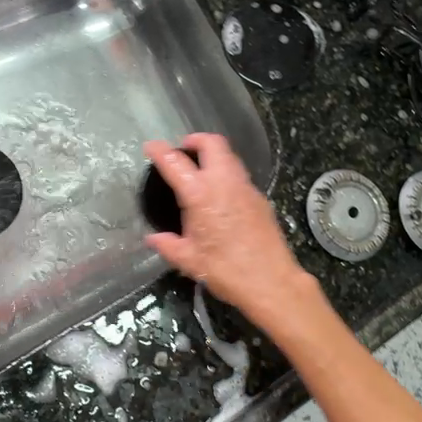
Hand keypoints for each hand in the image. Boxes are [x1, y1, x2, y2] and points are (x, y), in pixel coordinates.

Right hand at [143, 134, 316, 328]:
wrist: (270, 280)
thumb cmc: (225, 270)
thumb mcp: (189, 260)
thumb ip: (168, 245)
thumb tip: (153, 239)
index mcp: (200, 194)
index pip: (175, 162)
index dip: (159, 150)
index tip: (151, 146)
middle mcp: (224, 182)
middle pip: (212, 143)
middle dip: (195, 140)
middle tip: (184, 151)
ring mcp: (246, 187)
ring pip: (230, 156)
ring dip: (214, 154)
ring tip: (202, 170)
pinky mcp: (260, 197)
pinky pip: (240, 175)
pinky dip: (227, 174)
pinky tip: (222, 195)